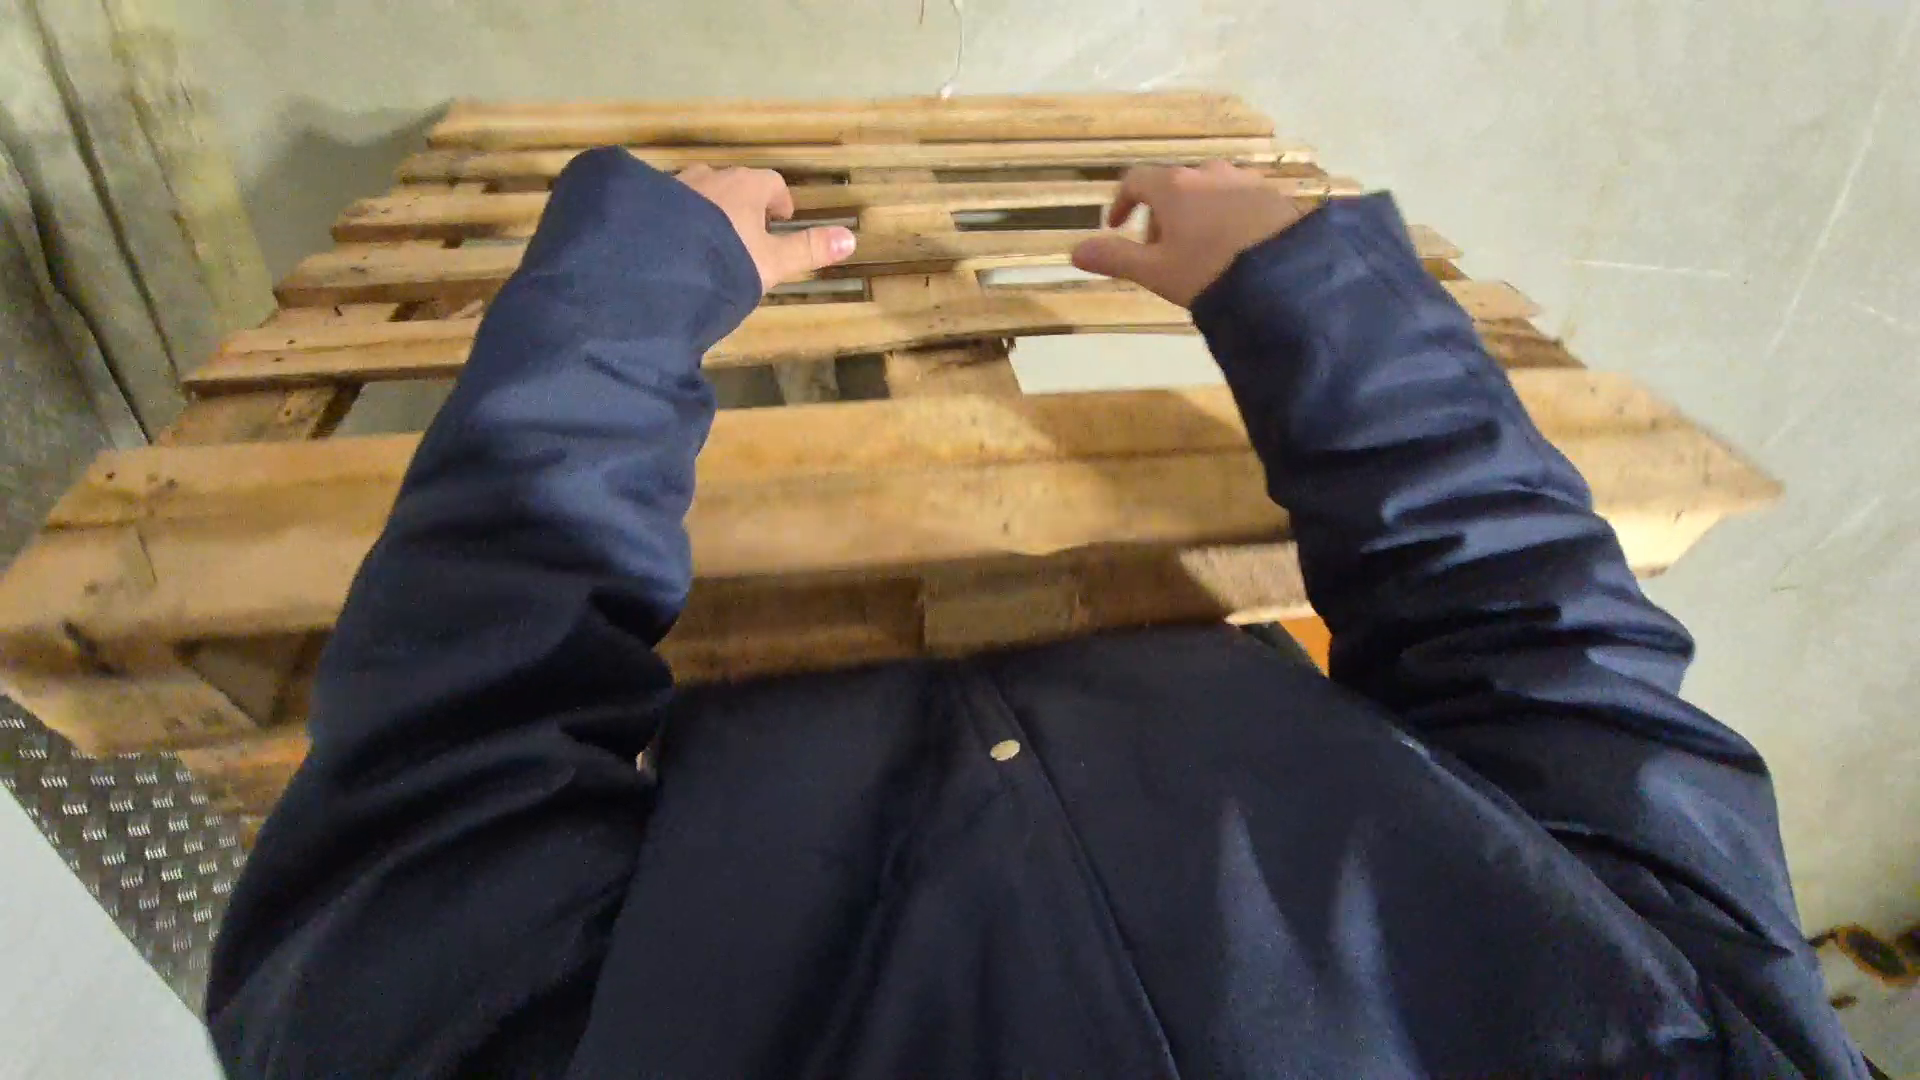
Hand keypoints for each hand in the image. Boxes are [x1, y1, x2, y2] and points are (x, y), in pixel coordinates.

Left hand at [676, 165, 856, 291]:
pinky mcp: (647, 202)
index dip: (779, 201)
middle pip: (734, 184)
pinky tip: (678, 244)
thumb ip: (809, 250)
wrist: (661, 268)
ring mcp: (675, 186)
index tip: (781, 220)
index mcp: (745, 187)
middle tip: (748, 235)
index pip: (770, 183)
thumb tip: (851, 239)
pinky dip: (679, 218)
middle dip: (744, 204)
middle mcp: (711, 177)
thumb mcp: (773, 263)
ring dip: (711, 209)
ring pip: (701, 191)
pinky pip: (669, 205)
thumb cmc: (726, 262)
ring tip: (710, 241)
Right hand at [1071, 162, 1309, 307]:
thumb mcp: (1155, 272)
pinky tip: (1229, 248)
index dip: (1121, 203)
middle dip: (1158, 215)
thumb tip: (1075, 251)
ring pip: (1205, 191)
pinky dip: (1222, 217)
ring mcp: (1243, 180)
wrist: (1283, 277)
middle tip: (1159, 252)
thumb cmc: (1207, 272)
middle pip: (1172, 185)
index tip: (1116, 227)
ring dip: (1191, 215)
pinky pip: (1235, 200)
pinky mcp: (1271, 194)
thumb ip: (1115, 258)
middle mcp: (1207, 172)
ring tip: (1196, 252)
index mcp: (1173, 187)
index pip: (1135, 181)